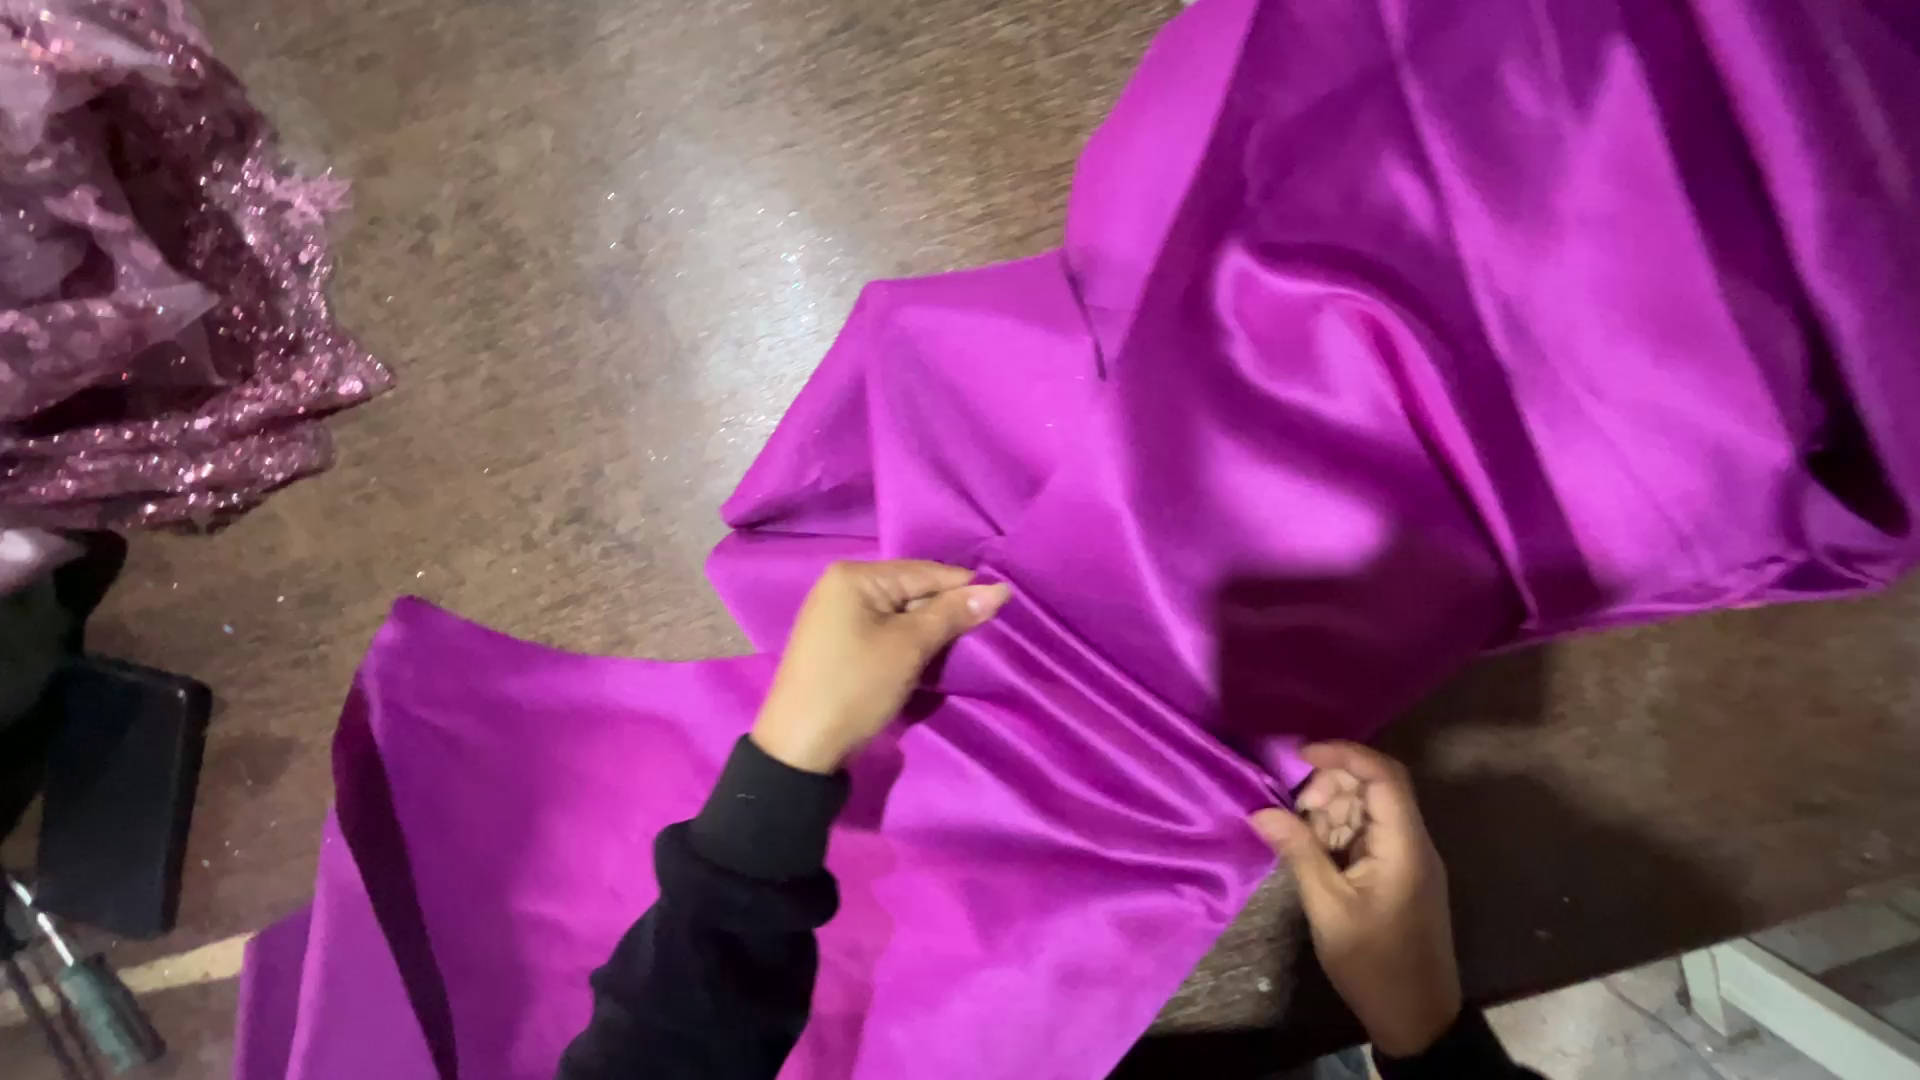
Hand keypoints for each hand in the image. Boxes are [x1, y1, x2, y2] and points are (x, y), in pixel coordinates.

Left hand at [751, 560, 1010, 773]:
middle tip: (986, 631)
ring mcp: (837, 612)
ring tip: (961, 644)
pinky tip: (927, 654)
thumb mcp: (909, 647)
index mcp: (855, 576)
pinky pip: (884, 627)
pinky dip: (908, 639)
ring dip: (930, 626)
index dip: (966, 588)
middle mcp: (843, 584)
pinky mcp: (838, 639)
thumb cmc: (855, 686)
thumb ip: (953, 614)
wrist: (799, 747)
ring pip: (900, 610)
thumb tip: (998, 589)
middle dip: (947, 609)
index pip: (925, 571)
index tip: (1003, 605)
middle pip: (912, 588)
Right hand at [1249, 742, 1460, 1057]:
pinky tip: (1312, 848)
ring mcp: (1405, 857)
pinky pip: (1364, 831)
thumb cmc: (1374, 964)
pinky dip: (1335, 829)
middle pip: (1374, 785)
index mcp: (1404, 846)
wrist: (1417, 1020)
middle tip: (1294, 806)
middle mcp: (1411, 842)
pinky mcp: (1394, 871)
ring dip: (1329, 807)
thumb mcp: (1328, 908)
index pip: (1384, 776)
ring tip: (1299, 831)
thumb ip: (1298, 851)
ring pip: (1366, 806)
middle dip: (1330, 783)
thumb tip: (1260, 810)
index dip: (1343, 754)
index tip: (1298, 755)